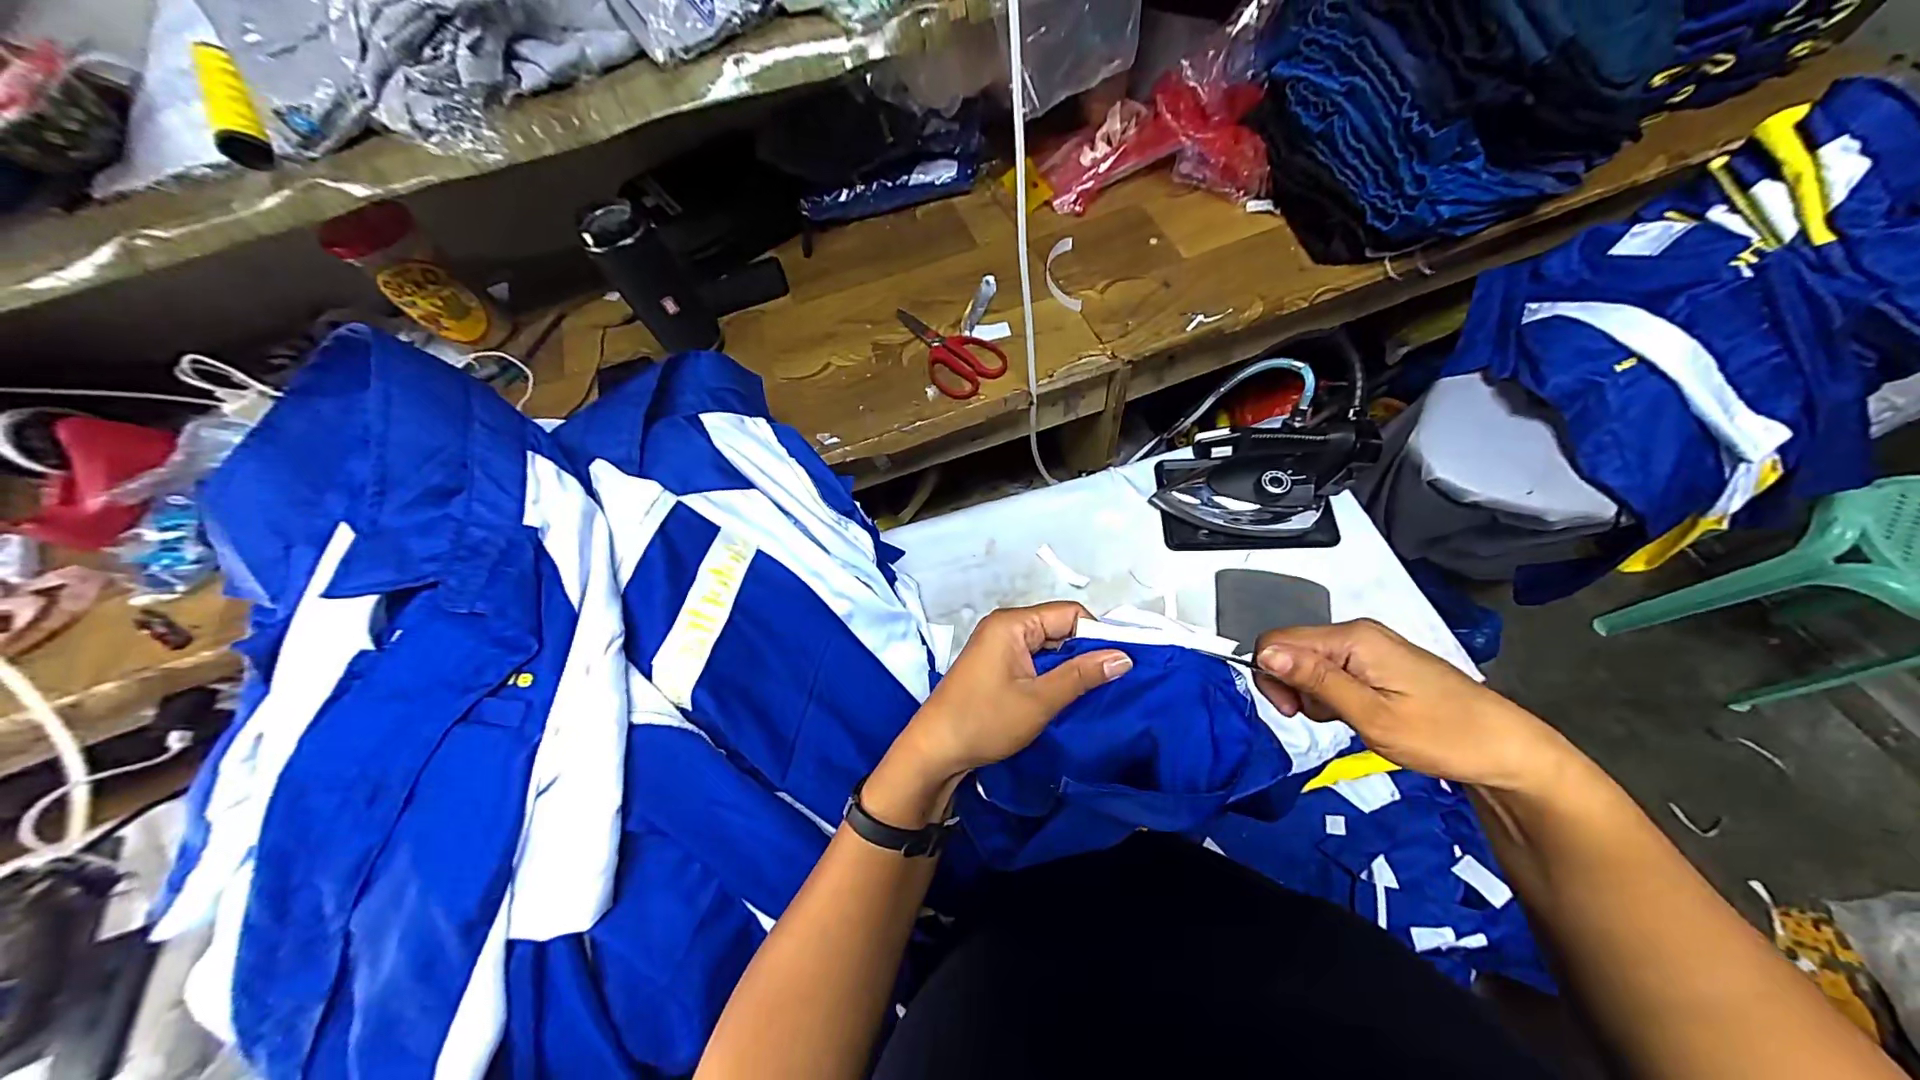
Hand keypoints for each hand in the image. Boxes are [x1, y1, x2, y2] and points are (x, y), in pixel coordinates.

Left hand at [866, 603, 1131, 824]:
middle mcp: (1005, 626)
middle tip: (1111, 682)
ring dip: (1069, 666)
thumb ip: (1082, 675)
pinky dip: (1052, 674)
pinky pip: (1034, 660)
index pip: (1069, 614)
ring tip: (1094, 691)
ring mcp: (998, 646)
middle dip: (1085, 652)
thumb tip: (1124, 657)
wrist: (934, 751)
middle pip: (1059, 627)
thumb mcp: (1039, 701)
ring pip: (1049, 646)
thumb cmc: (984, 721)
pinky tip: (1067, 695)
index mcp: (1012, 624)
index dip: (1097, 635)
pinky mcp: (996, 665)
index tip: (1120, 664)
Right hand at [1253, 618, 1578, 792]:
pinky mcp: (1376, 662)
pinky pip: (1331, 670)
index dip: (1272, 676)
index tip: (1293, 711)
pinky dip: (1330, 695)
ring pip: (1308, 663)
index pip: (1277, 640)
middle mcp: (1357, 633)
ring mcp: (1368, 646)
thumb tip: (1265, 653)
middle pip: (1290, 649)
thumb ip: (1315, 680)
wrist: (1506, 751)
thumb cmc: (1442, 736)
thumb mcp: (1371, 714)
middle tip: (1321, 719)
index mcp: (1353, 638)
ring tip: (1347, 719)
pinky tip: (1354, 713)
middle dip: (1291, 686)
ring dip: (1312, 694)